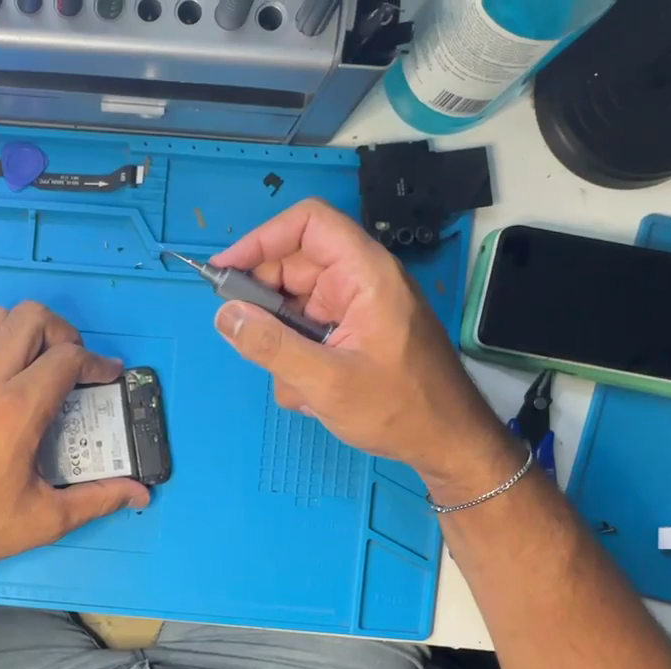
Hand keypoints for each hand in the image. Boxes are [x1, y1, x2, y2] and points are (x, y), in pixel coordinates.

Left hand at [0, 302, 151, 592]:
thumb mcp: (46, 519)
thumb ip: (98, 499)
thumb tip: (140, 494)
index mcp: (18, 409)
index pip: (67, 357)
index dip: (98, 362)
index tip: (109, 377)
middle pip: (31, 317)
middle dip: (62, 332)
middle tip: (72, 366)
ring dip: (22, 331)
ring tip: (34, 363)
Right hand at [211, 199, 521, 503]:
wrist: (445, 442)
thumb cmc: (400, 408)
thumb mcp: (326, 381)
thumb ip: (271, 347)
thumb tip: (225, 317)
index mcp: (365, 275)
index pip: (309, 225)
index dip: (262, 238)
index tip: (225, 269)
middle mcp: (358, 283)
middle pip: (292, 268)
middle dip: (264, 306)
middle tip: (245, 340)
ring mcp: (353, 311)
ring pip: (292, 308)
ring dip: (279, 345)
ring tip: (296, 383)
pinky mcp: (349, 336)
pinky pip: (304, 335)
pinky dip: (294, 363)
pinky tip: (309, 395)